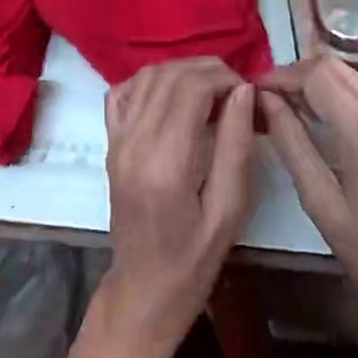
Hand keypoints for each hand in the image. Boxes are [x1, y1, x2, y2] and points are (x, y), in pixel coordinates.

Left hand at [38, 58, 255, 357]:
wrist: (144, 288)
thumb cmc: (195, 257)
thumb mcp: (230, 208)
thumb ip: (236, 145)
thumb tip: (244, 90)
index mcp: (165, 163)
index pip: (192, 88)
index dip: (224, 78)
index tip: (247, 92)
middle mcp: (134, 143)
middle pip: (170, 75)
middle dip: (208, 69)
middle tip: (235, 89)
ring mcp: (116, 141)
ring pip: (147, 76)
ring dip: (182, 70)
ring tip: (211, 89)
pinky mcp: (110, 143)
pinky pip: (123, 92)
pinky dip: (150, 81)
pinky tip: (173, 95)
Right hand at [260, 59, 357, 357]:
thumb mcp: (320, 203)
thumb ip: (292, 144)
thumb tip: (265, 101)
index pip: (322, 78)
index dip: (284, 76)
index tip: (254, 89)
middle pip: (337, 68)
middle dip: (297, 74)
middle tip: (266, 95)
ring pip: (351, 77)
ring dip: (315, 81)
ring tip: (282, 103)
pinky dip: (333, 94)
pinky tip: (312, 114)